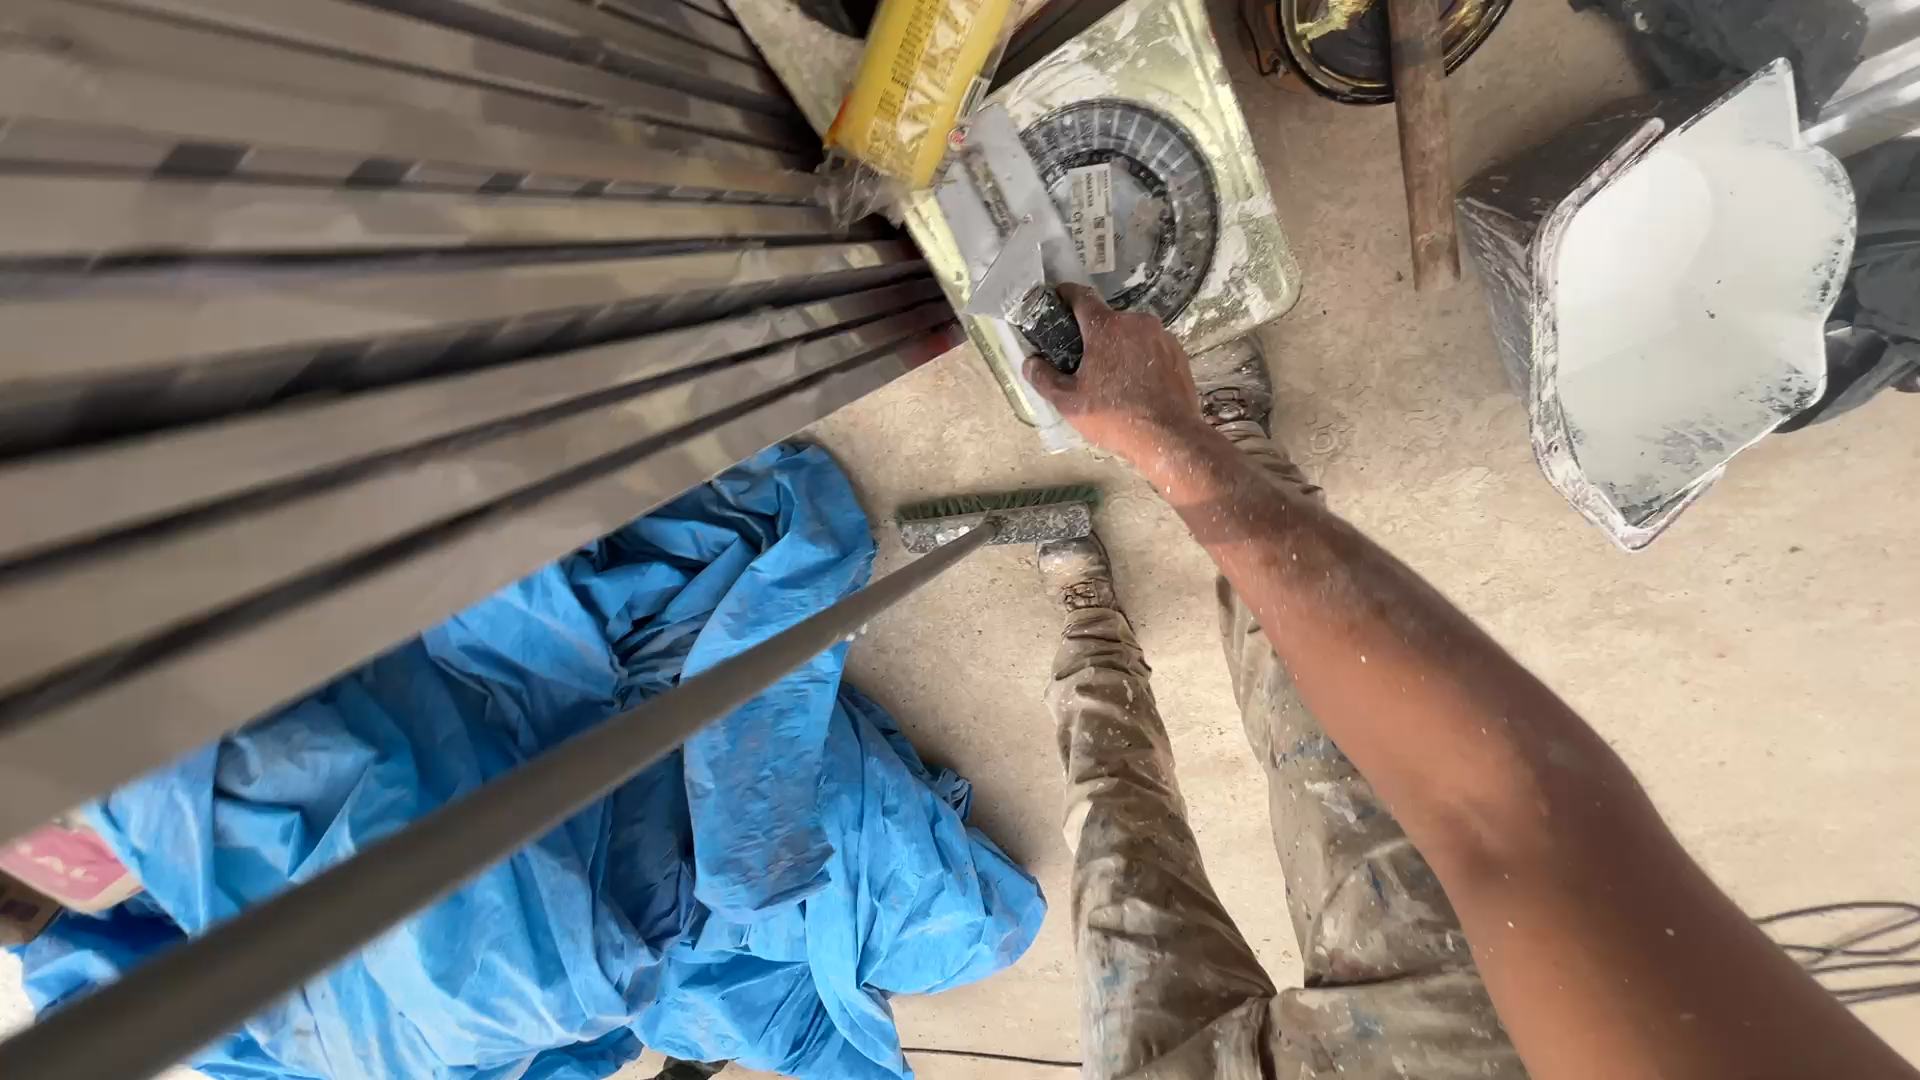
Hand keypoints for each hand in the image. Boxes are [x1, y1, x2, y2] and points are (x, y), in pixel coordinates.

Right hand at [1024, 284, 1210, 462]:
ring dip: (1118, 348)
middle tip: (1083, 362)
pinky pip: (1150, 347)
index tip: (1058, 300)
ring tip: (1112, 378)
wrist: (1168, 437)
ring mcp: (1161, 335)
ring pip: (1130, 334)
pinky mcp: (1177, 352)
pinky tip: (1136, 384)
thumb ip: (1044, 378)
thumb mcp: (1069, 402)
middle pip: (1107, 320)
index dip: (1066, 295)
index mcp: (1106, 327)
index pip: (1081, 296)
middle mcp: (1136, 322)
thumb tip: (1030, 363)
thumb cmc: (1114, 417)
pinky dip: (1139, 358)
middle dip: (1093, 335)